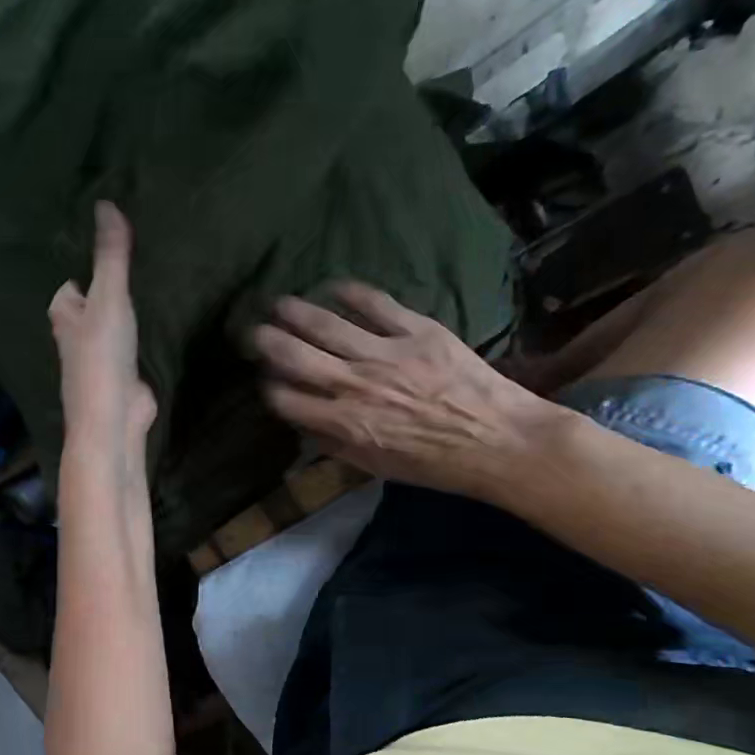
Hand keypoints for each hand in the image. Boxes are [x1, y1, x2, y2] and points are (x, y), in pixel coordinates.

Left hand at [50, 202, 155, 445]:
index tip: (109, 246)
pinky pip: (136, 341)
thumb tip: (105, 203)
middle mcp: (78, 334)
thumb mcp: (108, 297)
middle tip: (140, 256)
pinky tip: (165, 314)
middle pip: (94, 302)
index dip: (85, 268)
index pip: (69, 284)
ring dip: (130, 308)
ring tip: (156, 276)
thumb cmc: (101, 355)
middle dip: (110, 286)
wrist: (115, 415)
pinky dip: (146, 329)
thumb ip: (110, 256)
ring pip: (115, 322)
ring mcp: (103, 354)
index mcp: (64, 315)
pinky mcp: (127, 370)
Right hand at [253, 283, 564, 498]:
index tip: (268, 383)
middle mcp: (356, 385)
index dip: (269, 389)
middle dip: (266, 342)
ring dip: (294, 311)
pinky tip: (333, 287)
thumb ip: (334, 444)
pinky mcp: (417, 330)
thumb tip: (305, 423)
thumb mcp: (376, 467)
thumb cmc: (436, 464)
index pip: (285, 400)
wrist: (500, 441)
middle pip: (294, 356)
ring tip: (278, 303)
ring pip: (326, 324)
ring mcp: (386, 353)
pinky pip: (375, 304)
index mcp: (344, 423)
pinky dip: (350, 292)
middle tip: (253, 332)